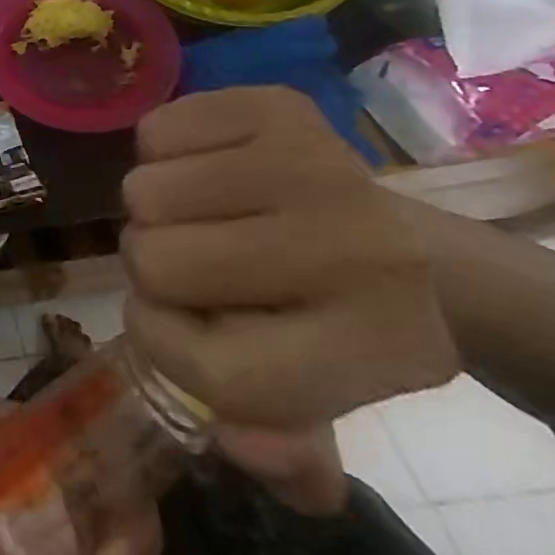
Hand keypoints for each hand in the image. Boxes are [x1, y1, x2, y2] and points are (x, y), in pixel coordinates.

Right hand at [121, 87, 459, 429]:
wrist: (410, 248)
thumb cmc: (342, 331)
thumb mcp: (321, 410)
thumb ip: (274, 451)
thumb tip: (234, 437)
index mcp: (366, 347)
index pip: (212, 371)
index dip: (164, 346)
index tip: (174, 323)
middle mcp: (347, 246)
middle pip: (156, 262)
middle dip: (157, 268)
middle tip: (199, 262)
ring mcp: (311, 161)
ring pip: (144, 190)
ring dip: (157, 212)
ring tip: (207, 216)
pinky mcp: (278, 104)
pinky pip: (155, 131)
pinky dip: (163, 157)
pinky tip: (211, 170)